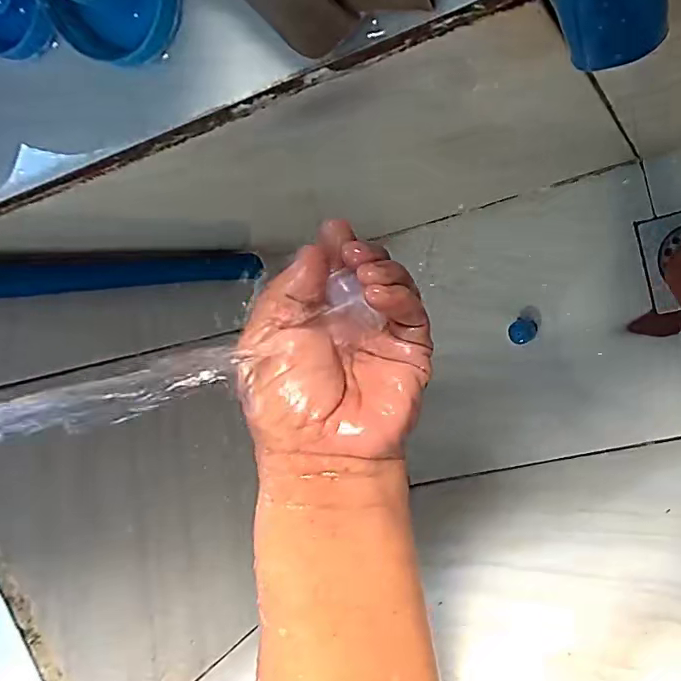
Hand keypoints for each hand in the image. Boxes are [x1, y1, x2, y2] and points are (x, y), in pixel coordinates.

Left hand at [235, 220, 432, 464]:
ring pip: (394, 287)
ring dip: (383, 269)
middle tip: (351, 249)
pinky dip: (400, 296)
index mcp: (314, 318)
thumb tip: (315, 252)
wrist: (321, 449)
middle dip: (361, 253)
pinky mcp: (411, 351)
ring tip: (364, 270)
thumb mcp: (267, 337)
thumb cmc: (287, 402)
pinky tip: (380, 292)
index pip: (331, 273)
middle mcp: (351, 323)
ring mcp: (383, 336)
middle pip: (366, 273)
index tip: (335, 231)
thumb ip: (290, 290)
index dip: (334, 249)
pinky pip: (413, 314)